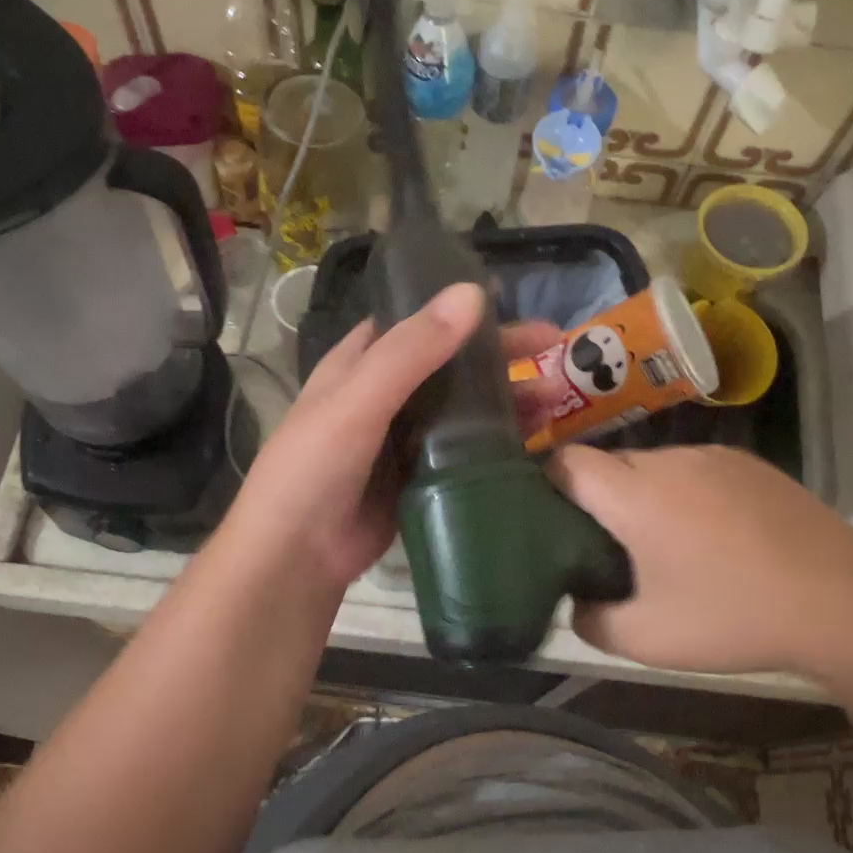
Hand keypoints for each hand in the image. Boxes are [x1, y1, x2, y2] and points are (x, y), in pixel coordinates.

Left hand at [222, 283, 563, 594]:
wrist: (296, 557)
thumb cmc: (314, 469)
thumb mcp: (358, 401)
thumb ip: (411, 352)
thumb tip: (472, 295)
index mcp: (358, 366)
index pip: (415, 323)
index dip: (458, 310)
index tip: (511, 304)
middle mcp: (382, 399)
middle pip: (448, 368)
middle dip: (498, 359)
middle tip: (555, 350)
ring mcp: (401, 443)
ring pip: (461, 413)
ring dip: (505, 403)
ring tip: (556, 401)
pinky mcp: (417, 482)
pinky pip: (462, 455)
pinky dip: (494, 448)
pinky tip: (532, 446)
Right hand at [547, 445, 852, 675]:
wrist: (844, 605)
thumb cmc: (733, 619)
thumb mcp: (645, 640)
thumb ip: (589, 620)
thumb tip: (576, 602)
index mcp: (635, 495)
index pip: (566, 462)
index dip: (546, 486)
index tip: (549, 523)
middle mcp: (671, 461)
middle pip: (609, 465)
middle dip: (596, 500)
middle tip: (604, 550)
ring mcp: (718, 458)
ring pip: (655, 468)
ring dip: (643, 498)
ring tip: (663, 548)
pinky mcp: (754, 466)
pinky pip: (697, 471)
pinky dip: (685, 496)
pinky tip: (711, 540)